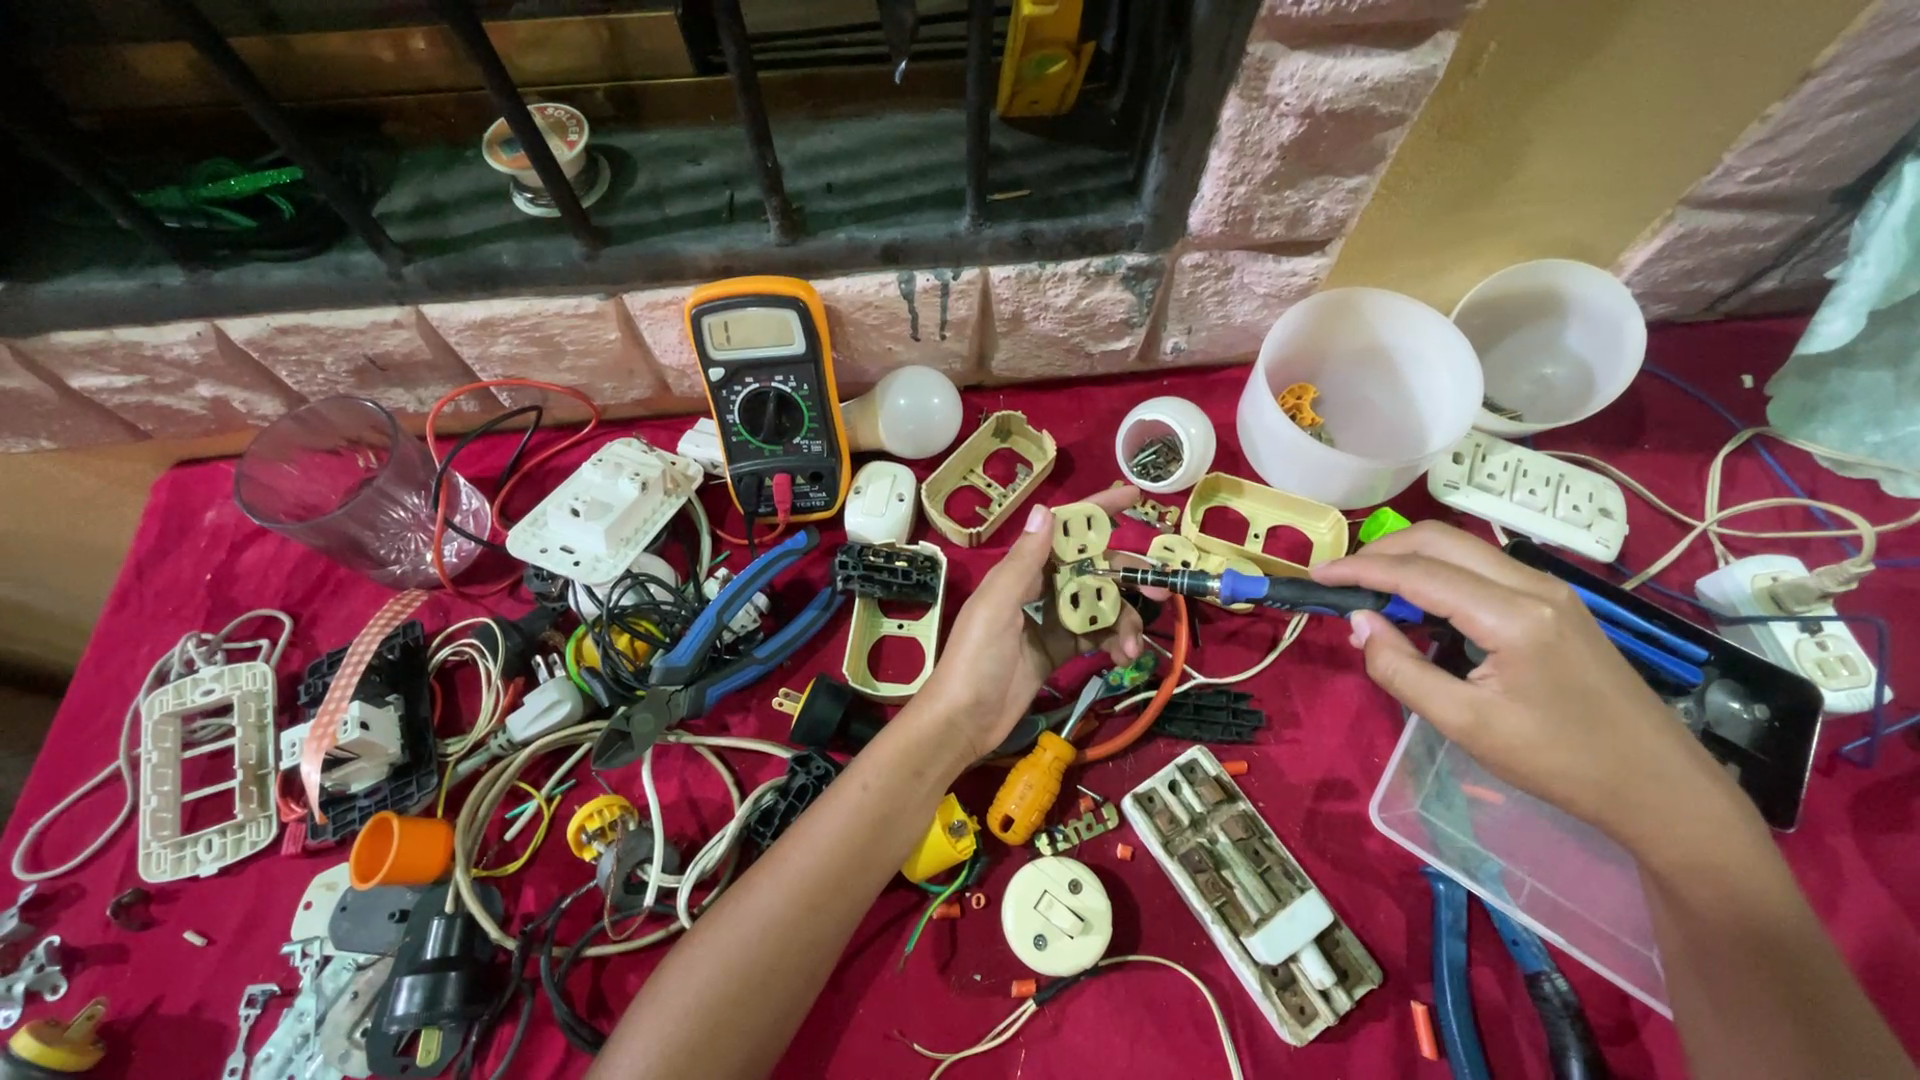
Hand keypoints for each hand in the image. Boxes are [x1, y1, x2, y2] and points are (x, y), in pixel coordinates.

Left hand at [914, 485, 1148, 759]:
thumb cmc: (976, 658)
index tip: (1133, 496)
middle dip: (1127, 575)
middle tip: (1159, 589)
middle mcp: (1038, 589)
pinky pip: (1095, 635)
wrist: (965, 719)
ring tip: (1132, 646)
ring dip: (1123, 619)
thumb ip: (1024, 561)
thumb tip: (1045, 510)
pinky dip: (1112, 641)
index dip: (1097, 511)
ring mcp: (1050, 620)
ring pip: (1099, 605)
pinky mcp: (1059, 650)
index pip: (1063, 531)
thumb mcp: (997, 605)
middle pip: (1091, 569)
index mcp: (1020, 571)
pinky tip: (1123, 656)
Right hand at [1312, 521, 1729, 839]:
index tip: (1317, 576)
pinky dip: (1440, 575)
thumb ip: (1402, 669)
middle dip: (1382, 551)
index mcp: (1512, 615)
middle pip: (1442, 541)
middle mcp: (1534, 586)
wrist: (1660, 786)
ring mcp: (1551, 592)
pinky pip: (1484, 571)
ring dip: (1411, 559)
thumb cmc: (1559, 762)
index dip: (1360, 570)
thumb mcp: (1465, 724)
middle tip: (1341, 580)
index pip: (1418, 573)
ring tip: (1371, 591)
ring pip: (1464, 550)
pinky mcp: (1557, 606)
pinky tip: (1422, 606)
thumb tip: (1360, 624)